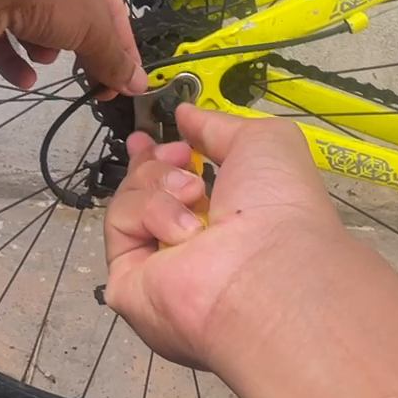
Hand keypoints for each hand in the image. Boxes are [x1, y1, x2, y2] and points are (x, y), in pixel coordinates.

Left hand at [0, 0, 147, 97]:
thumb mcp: (91, 26)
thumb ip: (113, 57)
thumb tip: (137, 84)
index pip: (111, 2)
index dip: (122, 44)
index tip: (127, 80)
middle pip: (74, 13)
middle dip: (81, 47)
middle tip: (93, 83)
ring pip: (37, 21)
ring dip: (45, 47)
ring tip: (45, 58)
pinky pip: (3, 33)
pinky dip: (15, 57)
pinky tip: (24, 78)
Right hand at [102, 104, 354, 368]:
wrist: (266, 269)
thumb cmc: (277, 206)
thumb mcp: (263, 142)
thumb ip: (219, 125)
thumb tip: (184, 113)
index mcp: (222, 220)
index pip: (173, 186)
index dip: (157, 157)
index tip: (148, 135)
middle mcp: (188, 247)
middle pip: (143, 188)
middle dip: (153, 164)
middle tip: (177, 157)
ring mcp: (155, 267)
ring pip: (129, 200)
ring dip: (160, 184)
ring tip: (194, 195)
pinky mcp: (127, 284)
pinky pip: (120, 226)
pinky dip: (149, 214)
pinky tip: (183, 229)